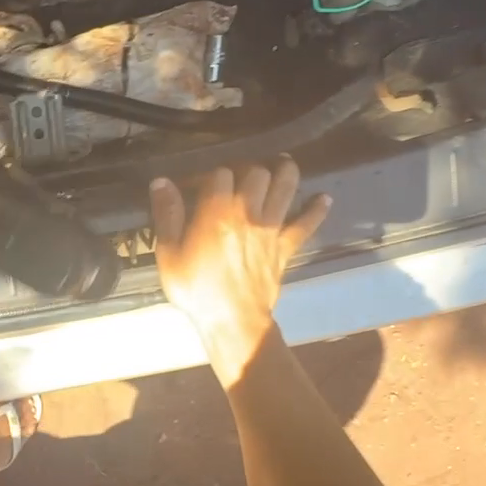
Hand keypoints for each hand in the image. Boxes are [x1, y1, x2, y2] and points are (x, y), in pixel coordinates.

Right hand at [149, 161, 330, 382]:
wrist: (232, 320)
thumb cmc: (195, 288)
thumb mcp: (168, 253)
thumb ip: (167, 214)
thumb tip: (161, 181)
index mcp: (217, 209)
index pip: (219, 173)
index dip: (208, 174)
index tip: (197, 184)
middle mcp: (248, 210)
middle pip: (256, 173)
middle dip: (247, 169)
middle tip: (239, 175)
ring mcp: (271, 228)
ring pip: (286, 187)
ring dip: (286, 172)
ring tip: (283, 165)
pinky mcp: (285, 247)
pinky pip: (305, 224)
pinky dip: (316, 210)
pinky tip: (324, 198)